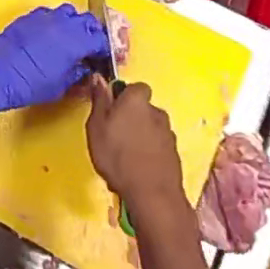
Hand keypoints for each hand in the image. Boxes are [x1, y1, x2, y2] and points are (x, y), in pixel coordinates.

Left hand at [0, 3, 109, 116]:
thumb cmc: (29, 86)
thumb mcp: (61, 86)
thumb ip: (78, 73)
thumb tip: (84, 68)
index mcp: (76, 41)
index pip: (101, 39)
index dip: (104, 49)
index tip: (102, 57)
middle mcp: (62, 24)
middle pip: (88, 21)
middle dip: (93, 32)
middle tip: (90, 46)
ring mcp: (43, 18)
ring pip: (68, 12)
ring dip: (73, 23)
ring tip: (70, 38)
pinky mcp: (26, 19)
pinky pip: (47, 14)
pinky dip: (53, 21)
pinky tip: (49, 35)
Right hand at [85, 78, 185, 213]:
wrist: (151, 191)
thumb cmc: (116, 155)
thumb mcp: (96, 126)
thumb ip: (100, 100)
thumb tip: (99, 77)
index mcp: (137, 101)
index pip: (136, 87)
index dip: (124, 95)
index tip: (110, 109)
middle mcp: (157, 112)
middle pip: (143, 108)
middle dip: (130, 116)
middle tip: (112, 133)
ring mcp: (168, 133)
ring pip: (150, 126)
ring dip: (138, 134)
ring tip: (122, 153)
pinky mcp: (173, 152)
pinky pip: (156, 144)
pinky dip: (147, 149)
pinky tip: (134, 164)